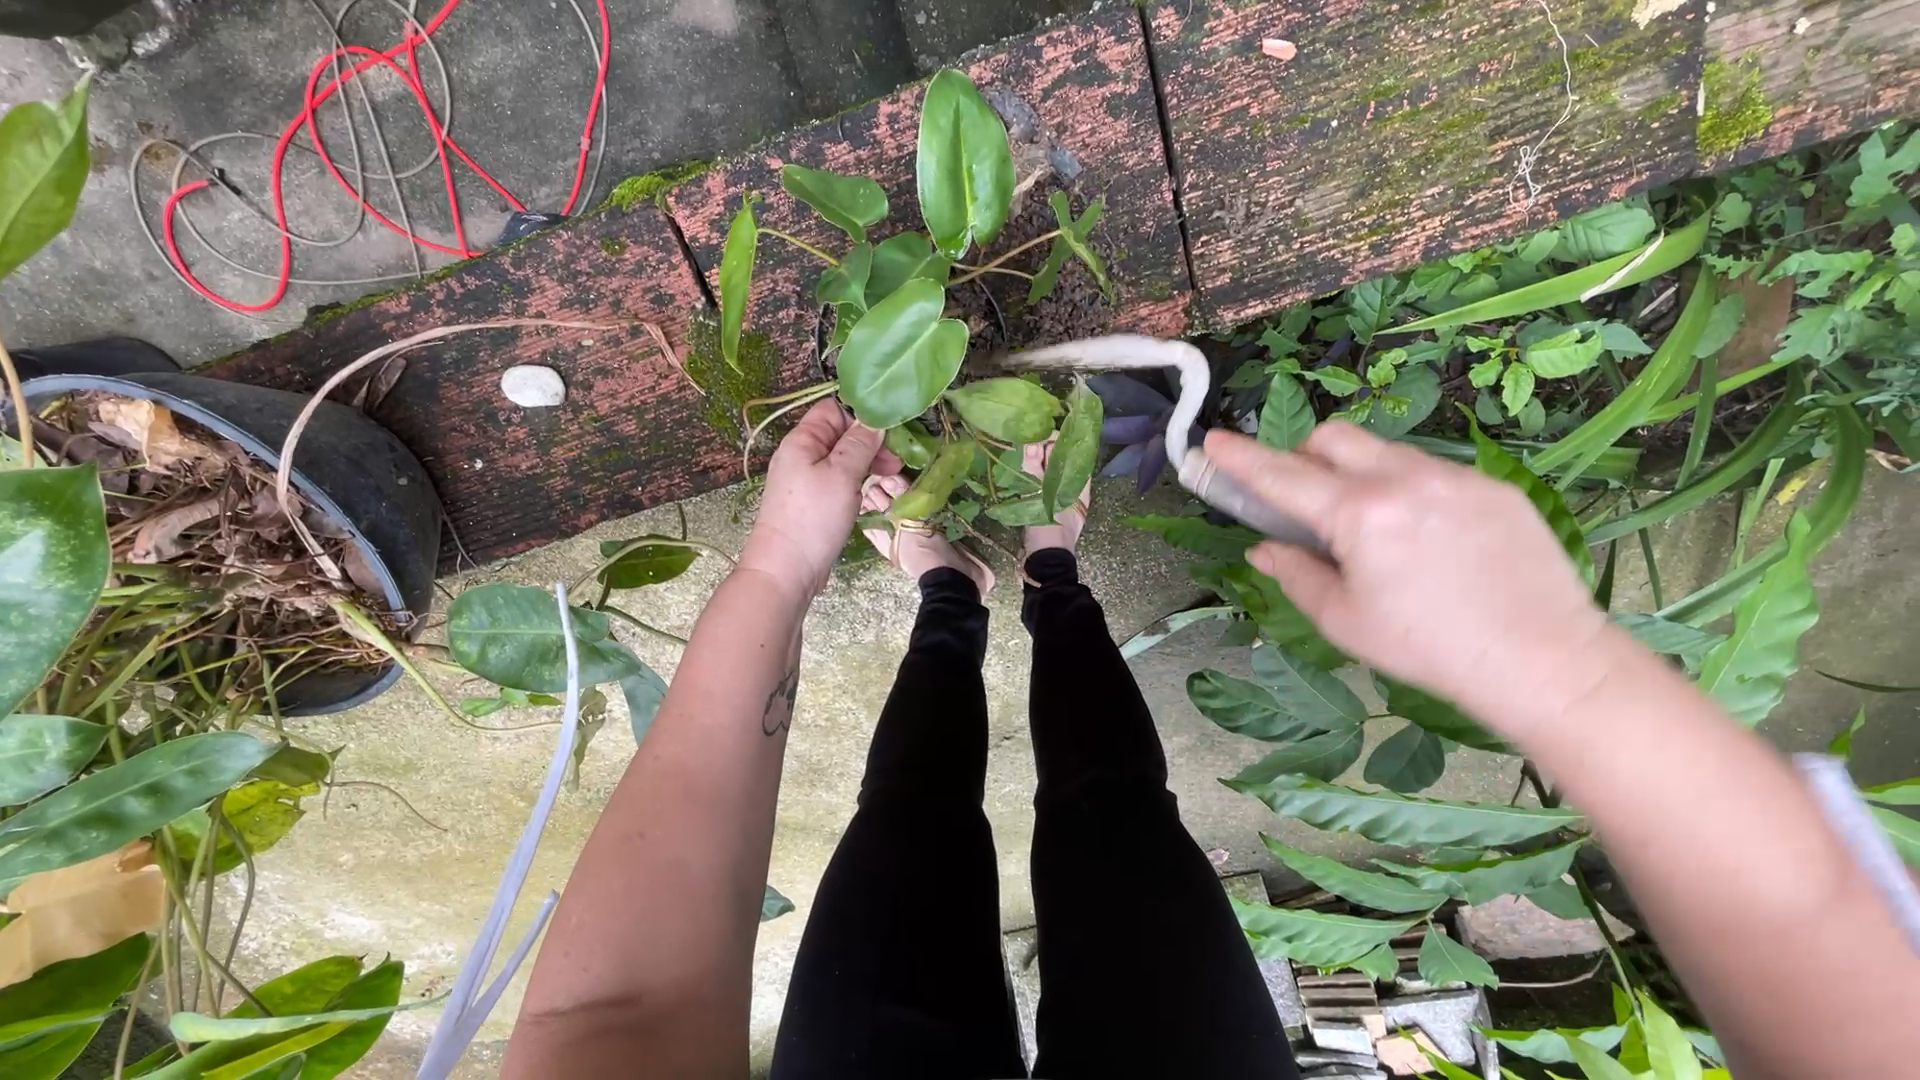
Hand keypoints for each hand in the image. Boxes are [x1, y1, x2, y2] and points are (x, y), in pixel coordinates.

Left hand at [739, 400, 897, 600]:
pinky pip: (837, 480)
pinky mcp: (812, 502)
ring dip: (866, 463)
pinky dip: (856, 481)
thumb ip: (860, 444)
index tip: (888, 433)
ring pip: (841, 459)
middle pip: (839, 435)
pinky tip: (871, 492)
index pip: (833, 410)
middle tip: (896, 462)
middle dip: (869, 442)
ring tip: (890, 477)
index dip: (861, 416)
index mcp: (802, 440)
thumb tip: (875, 421)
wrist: (785, 570)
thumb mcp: (842, 475)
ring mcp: (805, 480)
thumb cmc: (813, 518)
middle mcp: (801, 455)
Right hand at [1203, 422, 1610, 722]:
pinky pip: (1430, 470)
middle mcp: (1404, 480)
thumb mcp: (1342, 620)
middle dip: (1304, 457)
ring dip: (1357, 474)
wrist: (1544, 660)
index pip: (1282, 476)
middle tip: (1307, 502)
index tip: (1212, 441)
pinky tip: (1427, 539)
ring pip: (1383, 451)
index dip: (1241, 459)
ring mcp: (1454, 477)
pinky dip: (1406, 490)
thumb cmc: (1426, 648)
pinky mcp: (1494, 486)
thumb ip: (1293, 574)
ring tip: (1374, 528)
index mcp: (1360, 515)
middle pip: (1332, 437)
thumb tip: (1263, 549)